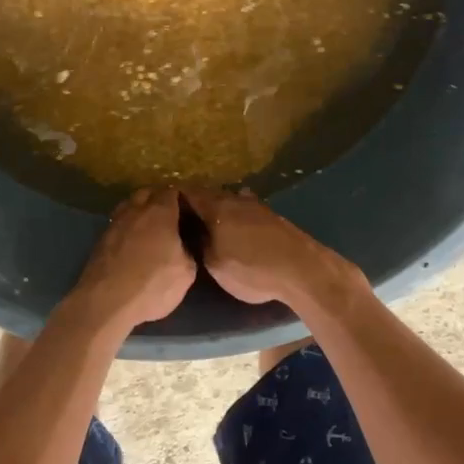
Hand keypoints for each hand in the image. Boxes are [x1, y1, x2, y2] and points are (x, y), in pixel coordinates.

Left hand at [71, 187, 197, 329]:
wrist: (106, 302)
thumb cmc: (152, 285)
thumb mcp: (186, 272)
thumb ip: (189, 250)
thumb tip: (184, 245)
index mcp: (159, 212)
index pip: (171, 191)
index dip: (182, 198)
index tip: (190, 209)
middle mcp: (135, 210)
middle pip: (147, 193)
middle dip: (159, 198)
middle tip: (171, 215)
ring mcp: (115, 223)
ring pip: (130, 205)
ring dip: (141, 210)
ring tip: (152, 227)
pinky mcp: (101, 239)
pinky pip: (119, 222)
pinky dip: (129, 225)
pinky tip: (134, 241)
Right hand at [182, 187, 358, 306]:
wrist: (301, 270)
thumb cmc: (252, 268)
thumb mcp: (215, 264)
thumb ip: (201, 245)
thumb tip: (192, 234)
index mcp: (216, 207)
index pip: (189, 193)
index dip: (174, 198)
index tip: (162, 207)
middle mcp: (235, 199)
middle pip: (209, 195)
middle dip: (196, 203)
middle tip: (183, 218)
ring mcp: (256, 205)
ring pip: (229, 201)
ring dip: (218, 209)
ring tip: (208, 224)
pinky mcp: (272, 216)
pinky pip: (244, 210)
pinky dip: (235, 216)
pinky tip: (235, 228)